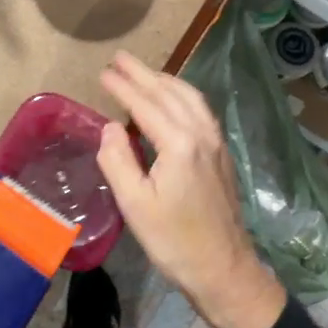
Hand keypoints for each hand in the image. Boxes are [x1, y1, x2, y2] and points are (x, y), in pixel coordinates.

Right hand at [96, 51, 286, 327]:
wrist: (225, 270)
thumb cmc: (174, 241)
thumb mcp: (135, 205)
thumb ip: (117, 161)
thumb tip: (110, 127)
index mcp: (179, 144)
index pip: (145, 104)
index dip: (122, 87)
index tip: (103, 72)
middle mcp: (201, 134)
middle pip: (169, 93)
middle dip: (143, 73)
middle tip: (119, 57)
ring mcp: (216, 143)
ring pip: (189, 98)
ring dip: (164, 80)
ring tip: (142, 72)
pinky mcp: (222, 154)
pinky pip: (200, 109)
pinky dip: (181, 94)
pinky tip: (172, 99)